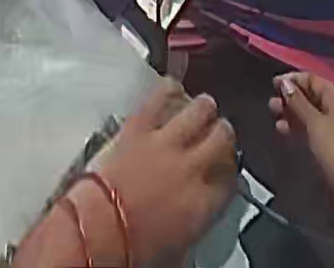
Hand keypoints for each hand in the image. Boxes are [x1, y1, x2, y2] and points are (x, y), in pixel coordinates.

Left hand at [94, 79, 238, 263]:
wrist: (102, 225)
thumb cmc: (138, 246)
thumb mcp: (180, 245)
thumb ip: (197, 219)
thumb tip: (202, 207)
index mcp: (204, 202)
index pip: (231, 178)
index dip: (231, 169)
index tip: (227, 167)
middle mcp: (192, 166)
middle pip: (222, 138)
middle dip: (224, 133)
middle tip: (220, 131)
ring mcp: (166, 141)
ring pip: (198, 111)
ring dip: (204, 107)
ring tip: (204, 105)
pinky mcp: (140, 124)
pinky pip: (159, 97)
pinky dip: (169, 89)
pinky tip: (173, 87)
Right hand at [269, 72, 333, 207]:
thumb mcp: (316, 124)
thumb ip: (298, 101)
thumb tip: (284, 82)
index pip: (314, 79)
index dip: (293, 79)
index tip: (273, 84)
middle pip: (311, 97)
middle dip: (290, 98)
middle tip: (272, 104)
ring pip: (309, 116)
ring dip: (291, 114)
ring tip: (274, 118)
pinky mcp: (332, 153)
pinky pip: (311, 133)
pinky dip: (297, 130)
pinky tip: (284, 132)